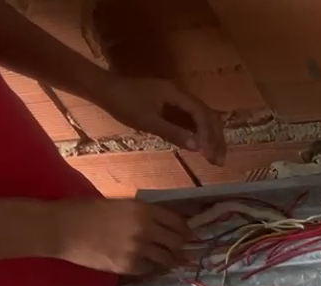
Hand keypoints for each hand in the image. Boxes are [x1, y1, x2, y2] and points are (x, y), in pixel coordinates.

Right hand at [41, 199, 189, 274]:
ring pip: (168, 259)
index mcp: (141, 210)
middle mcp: (145, 229)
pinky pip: (152, 269)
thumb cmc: (82, 211)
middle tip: (175, 248)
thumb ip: (141, 213)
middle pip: (178, 242)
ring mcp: (138, 249)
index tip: (185, 234)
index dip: (184, 230)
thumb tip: (164, 223)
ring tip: (162, 257)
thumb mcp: (116, 205)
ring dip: (167, 259)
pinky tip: (143, 262)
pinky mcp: (130, 266)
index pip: (178, 223)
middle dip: (179, 246)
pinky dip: (151, 267)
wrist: (57, 228)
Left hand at [93, 75, 225, 163]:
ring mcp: (178, 98)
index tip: (209, 156)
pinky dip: (202, 134)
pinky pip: (195, 120)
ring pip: (205, 119)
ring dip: (212, 138)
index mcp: (176, 94)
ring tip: (215, 158)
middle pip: (210, 117)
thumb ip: (173, 133)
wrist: (102, 88)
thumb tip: (197, 148)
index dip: (208, 136)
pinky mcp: (174, 104)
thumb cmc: (122, 103)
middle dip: (216, 140)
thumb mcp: (146, 121)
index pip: (202, 115)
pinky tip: (203, 147)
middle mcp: (181, 94)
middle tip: (219, 161)